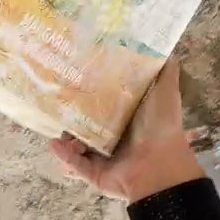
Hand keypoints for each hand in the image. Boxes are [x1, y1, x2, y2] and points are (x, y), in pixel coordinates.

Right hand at [50, 58, 204, 201]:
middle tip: (56, 100)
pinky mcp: (95, 173)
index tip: (73, 76)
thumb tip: (164, 46)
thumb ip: (164, 71)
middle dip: (71, 115)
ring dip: (66, 135)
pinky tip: (54, 142)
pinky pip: (76, 164)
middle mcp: (114, 137)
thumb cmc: (162, 126)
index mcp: (127, 119)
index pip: (103, 104)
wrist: (162, 166)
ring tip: (58, 125)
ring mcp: (103, 157)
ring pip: (77, 144)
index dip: (90, 92)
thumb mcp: (165, 92)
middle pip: (86, 123)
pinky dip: (64, 155)